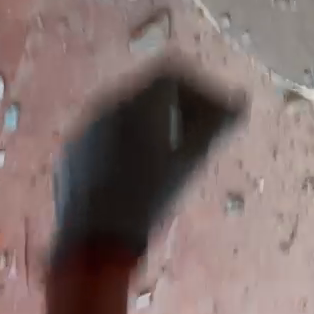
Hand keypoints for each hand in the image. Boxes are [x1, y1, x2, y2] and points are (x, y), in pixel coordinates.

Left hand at [51, 71, 243, 265]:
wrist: (94, 239)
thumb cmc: (151, 195)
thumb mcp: (192, 160)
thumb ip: (218, 124)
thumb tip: (241, 102)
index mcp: (139, 101)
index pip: (175, 75)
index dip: (202, 91)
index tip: (216, 118)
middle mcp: (108, 103)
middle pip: (151, 91)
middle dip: (179, 108)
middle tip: (198, 138)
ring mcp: (86, 127)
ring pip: (128, 113)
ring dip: (154, 125)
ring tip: (169, 158)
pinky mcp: (73, 151)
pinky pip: (106, 133)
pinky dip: (128, 141)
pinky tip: (137, 173)